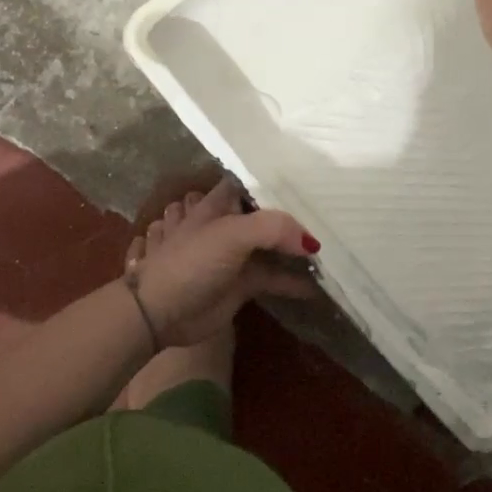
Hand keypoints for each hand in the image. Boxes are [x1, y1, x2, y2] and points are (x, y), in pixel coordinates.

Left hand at [125, 179, 319, 346]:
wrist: (160, 313)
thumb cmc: (191, 261)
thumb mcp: (231, 233)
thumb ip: (274, 228)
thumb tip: (312, 241)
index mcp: (220, 202)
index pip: (252, 181)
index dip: (277, 179)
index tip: (312, 179)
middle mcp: (230, 223)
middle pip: (268, 213)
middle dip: (294, 214)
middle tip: (330, 213)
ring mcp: (236, 254)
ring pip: (273, 246)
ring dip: (296, 248)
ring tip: (330, 247)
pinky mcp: (242, 283)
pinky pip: (274, 277)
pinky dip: (294, 281)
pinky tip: (318, 286)